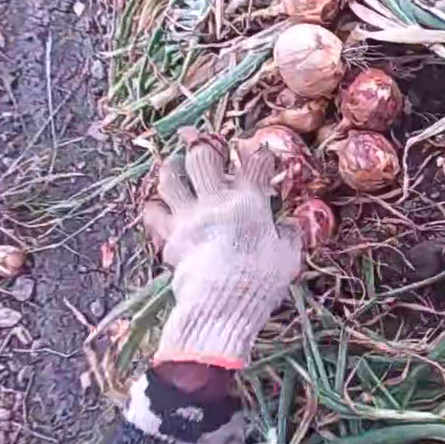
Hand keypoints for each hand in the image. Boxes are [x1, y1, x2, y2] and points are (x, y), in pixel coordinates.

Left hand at [141, 133, 302, 369]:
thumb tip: (289, 226)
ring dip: (172, 169)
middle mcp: (215, 202)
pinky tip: (157, 206)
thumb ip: (287, 236)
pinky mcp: (170, 238)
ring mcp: (189, 218)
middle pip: (203, 159)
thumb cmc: (260, 281)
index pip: (253, 165)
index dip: (255, 152)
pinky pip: (154, 215)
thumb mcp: (287, 257)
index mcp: (248, 203)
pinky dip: (155, 208)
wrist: (221, 305)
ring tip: (174, 163)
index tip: (256, 149)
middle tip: (199, 137)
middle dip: (202, 144)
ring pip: (171, 180)